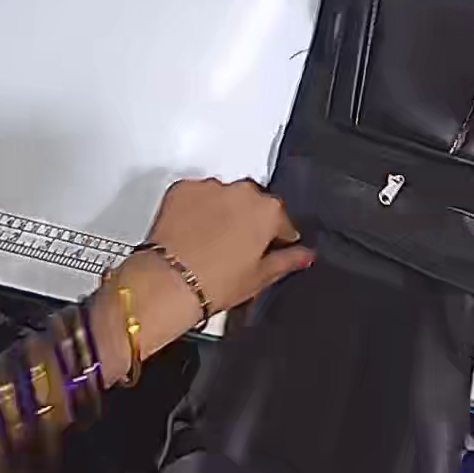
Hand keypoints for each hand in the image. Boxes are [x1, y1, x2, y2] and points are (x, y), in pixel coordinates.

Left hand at [145, 178, 314, 316]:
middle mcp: (244, 192)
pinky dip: (195, 207)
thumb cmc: (214, 283)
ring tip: (208, 240)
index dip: (274, 236)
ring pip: (224, 195)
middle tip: (234, 247)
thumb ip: (289, 260)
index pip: (281, 219)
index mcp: (269, 210)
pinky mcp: (184, 188)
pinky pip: (196, 193)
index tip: (264, 249)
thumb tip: (306, 254)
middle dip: (248, 219)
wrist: (167, 284)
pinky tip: (190, 230)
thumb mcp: (260, 278)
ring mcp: (213, 188)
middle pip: (253, 202)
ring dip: (222, 210)